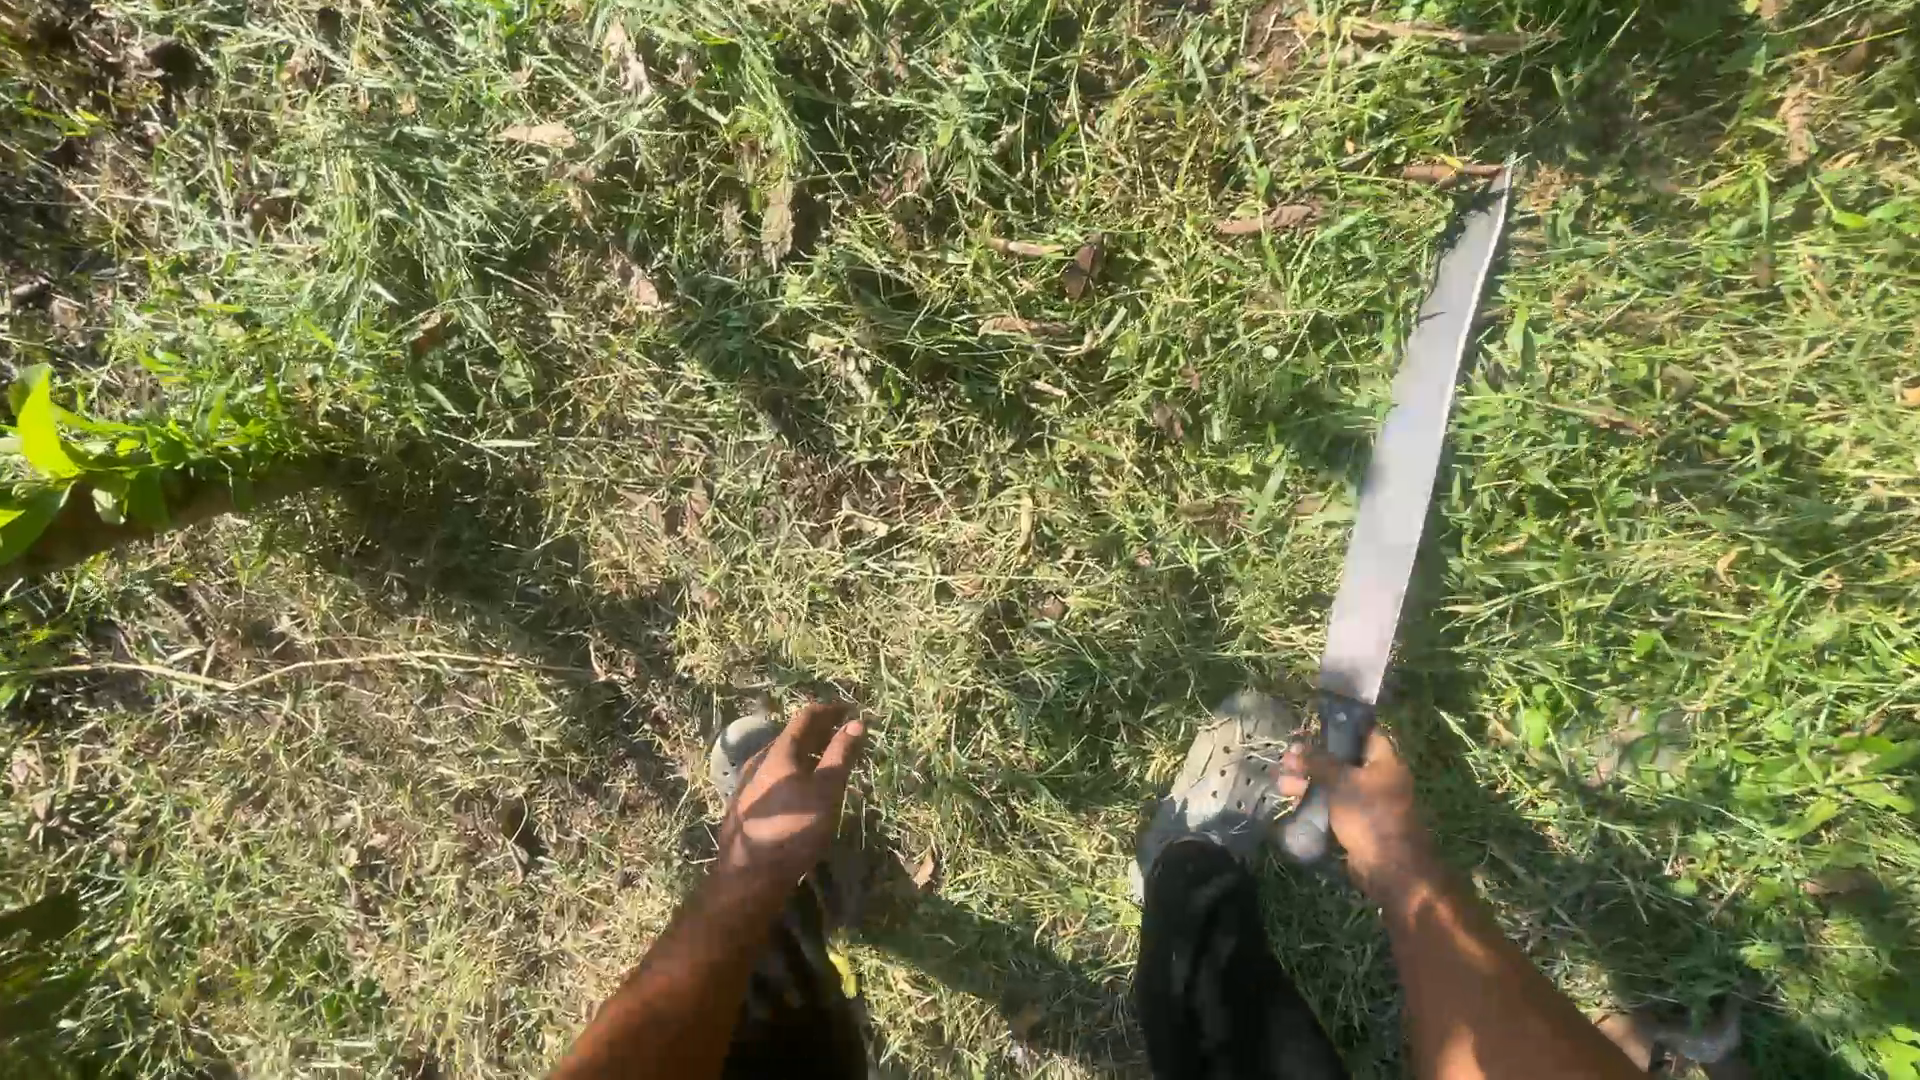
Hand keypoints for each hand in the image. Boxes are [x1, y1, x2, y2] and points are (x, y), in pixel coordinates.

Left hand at [715, 702, 865, 896]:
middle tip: (842, 734)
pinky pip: (774, 775)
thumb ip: (841, 755)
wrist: (750, 877)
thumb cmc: (794, 829)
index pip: (807, 718)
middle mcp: (760, 761)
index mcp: (779, 751)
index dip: (830, 711)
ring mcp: (748, 783)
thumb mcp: (826, 790)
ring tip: (826, 760)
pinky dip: (795, 771)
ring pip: (782, 757)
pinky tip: (802, 788)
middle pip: (793, 736)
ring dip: (806, 753)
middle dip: (820, 731)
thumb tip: (856, 723)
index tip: (849, 711)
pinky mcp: (744, 805)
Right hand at [1279, 730, 1434, 898]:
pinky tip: (1291, 799)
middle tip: (1287, 758)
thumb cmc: (1370, 815)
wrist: (1390, 868)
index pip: (1365, 732)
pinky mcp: (1355, 821)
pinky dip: (1313, 799)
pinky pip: (1331, 803)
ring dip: (1306, 780)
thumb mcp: (1342, 782)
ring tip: (1281, 781)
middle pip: (1341, 759)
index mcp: (1384, 762)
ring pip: (1332, 782)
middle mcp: (1377, 778)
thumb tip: (1297, 748)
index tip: (1313, 724)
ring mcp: (1366, 801)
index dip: (1340, 726)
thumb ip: (1319, 762)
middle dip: (1312, 757)